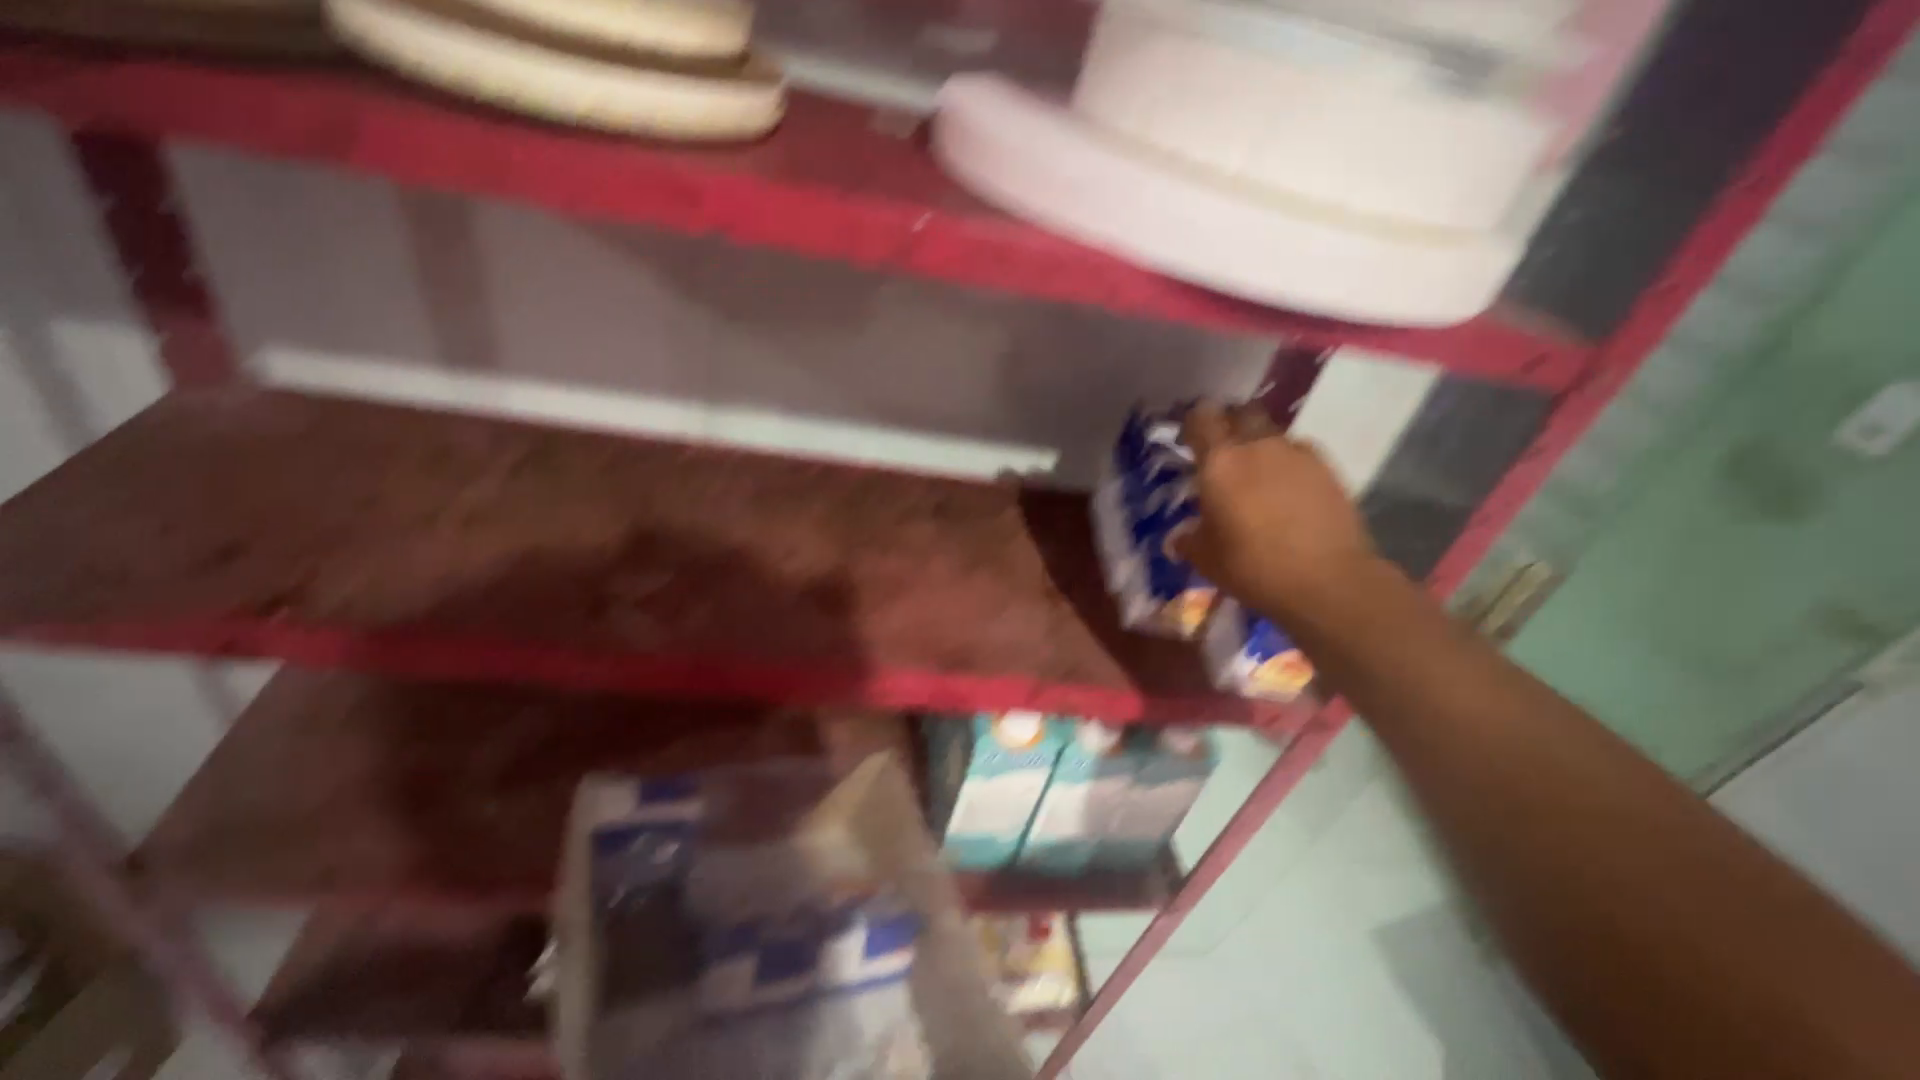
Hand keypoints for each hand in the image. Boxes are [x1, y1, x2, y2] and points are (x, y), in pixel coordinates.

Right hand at [1173, 403, 1382, 619]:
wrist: (1328, 581)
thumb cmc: (1254, 568)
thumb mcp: (1207, 560)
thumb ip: (1189, 541)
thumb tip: (1179, 538)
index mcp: (1219, 462)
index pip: (1202, 417)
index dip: (1194, 423)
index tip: (1190, 439)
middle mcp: (1257, 446)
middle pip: (1243, 412)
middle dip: (1231, 424)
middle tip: (1225, 452)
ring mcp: (1297, 454)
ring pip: (1273, 433)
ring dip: (1262, 445)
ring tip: (1260, 477)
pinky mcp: (1328, 468)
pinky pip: (1301, 454)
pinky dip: (1290, 465)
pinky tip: (1290, 493)